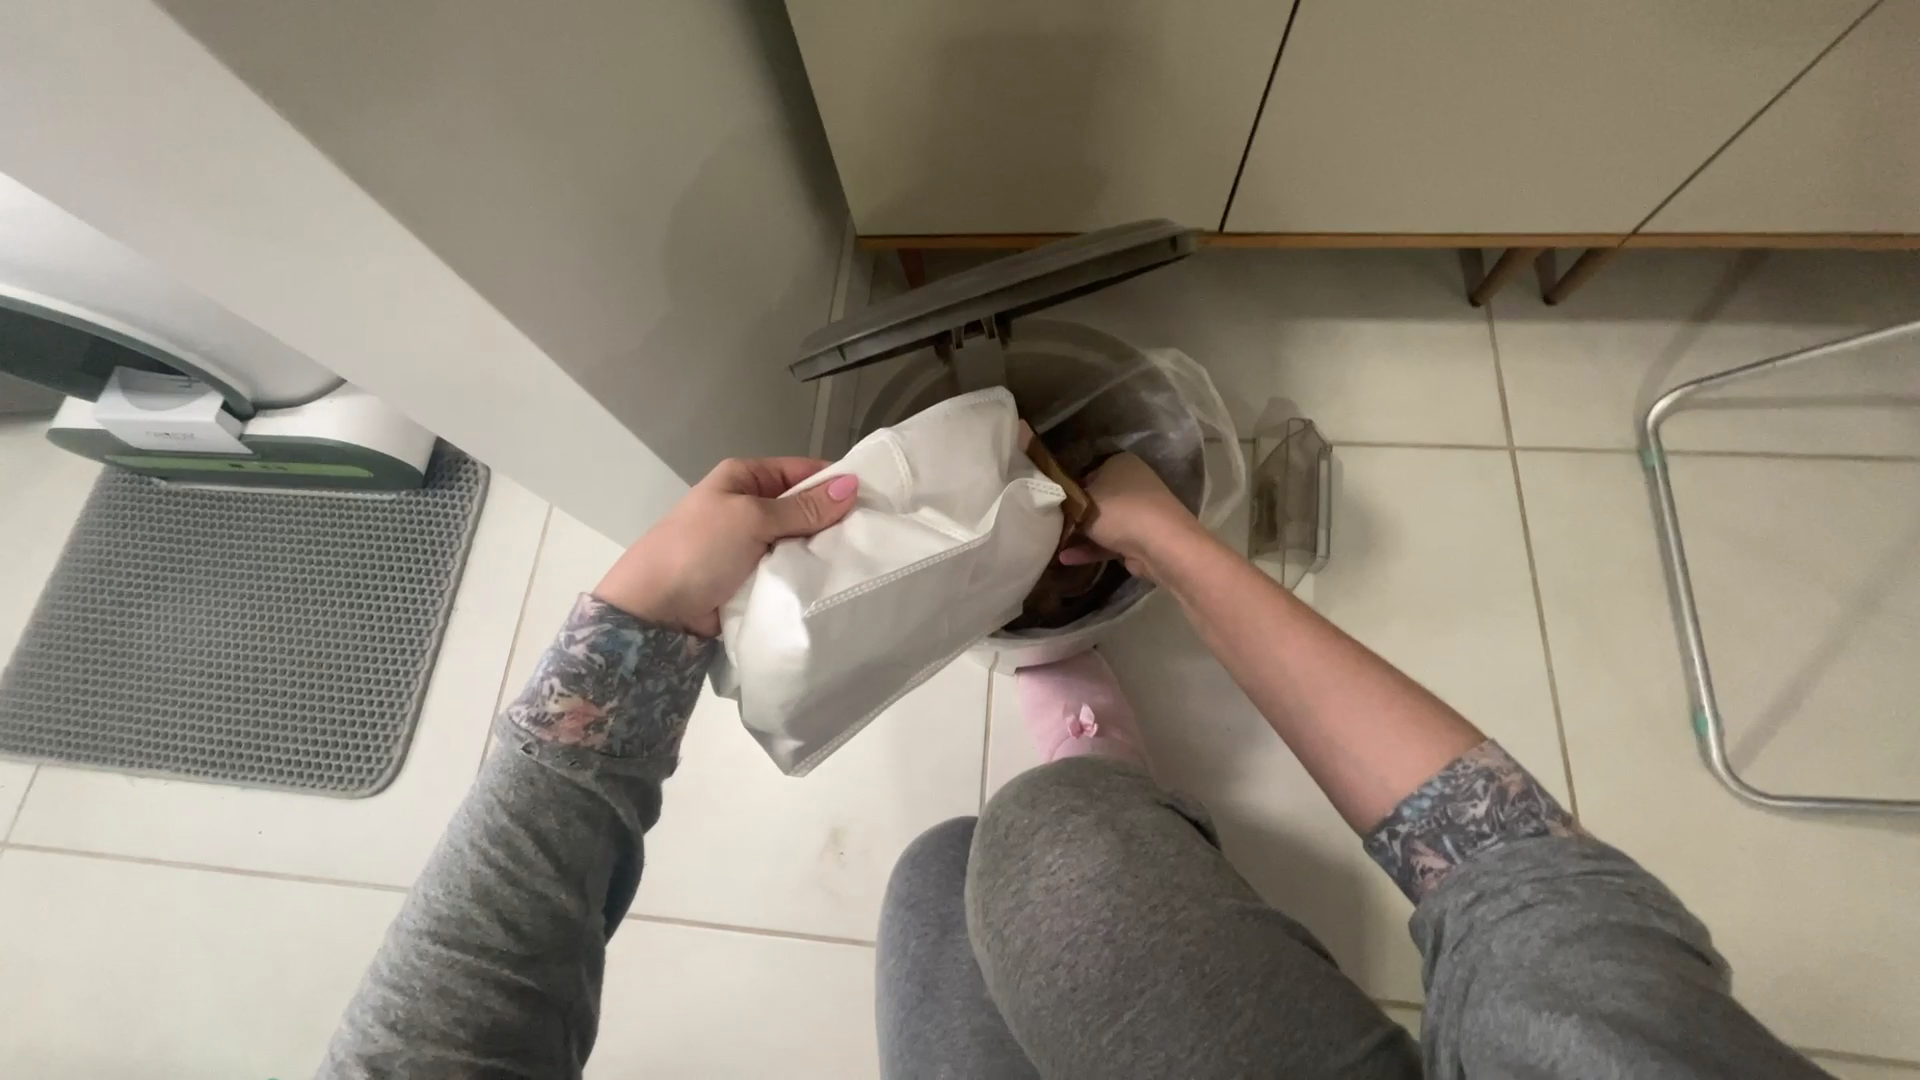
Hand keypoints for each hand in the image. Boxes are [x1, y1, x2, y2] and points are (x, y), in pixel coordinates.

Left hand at [593, 457, 858, 636]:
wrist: (655, 611)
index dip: (835, 482)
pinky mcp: (756, 577)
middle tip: (875, 534)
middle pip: (805, 508)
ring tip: (864, 559)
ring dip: (823, 551)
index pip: (801, 471)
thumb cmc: (699, 549)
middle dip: (834, 520)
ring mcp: (753, 544)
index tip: (874, 498)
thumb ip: (803, 507)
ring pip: (802, 542)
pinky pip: (792, 570)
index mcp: (744, 478)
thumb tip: (852, 485)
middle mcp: (750, 506)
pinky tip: (838, 580)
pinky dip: (809, 574)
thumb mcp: (752, 518)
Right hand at [1059, 452, 1203, 579]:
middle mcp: (1133, 483)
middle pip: (1095, 499)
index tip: (1050, 504)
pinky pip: (1110, 541)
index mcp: (1120, 464)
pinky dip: (1090, 549)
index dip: (1067, 489)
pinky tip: (1066, 558)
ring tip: (1053, 543)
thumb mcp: (1081, 502)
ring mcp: (1139, 512)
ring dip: (1080, 534)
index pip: (1085, 473)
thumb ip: (1066, 502)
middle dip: (1074, 514)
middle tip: (1048, 524)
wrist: (1160, 544)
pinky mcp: (1140, 538)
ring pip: (1103, 522)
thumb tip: (1058, 504)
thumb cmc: (1118, 511)